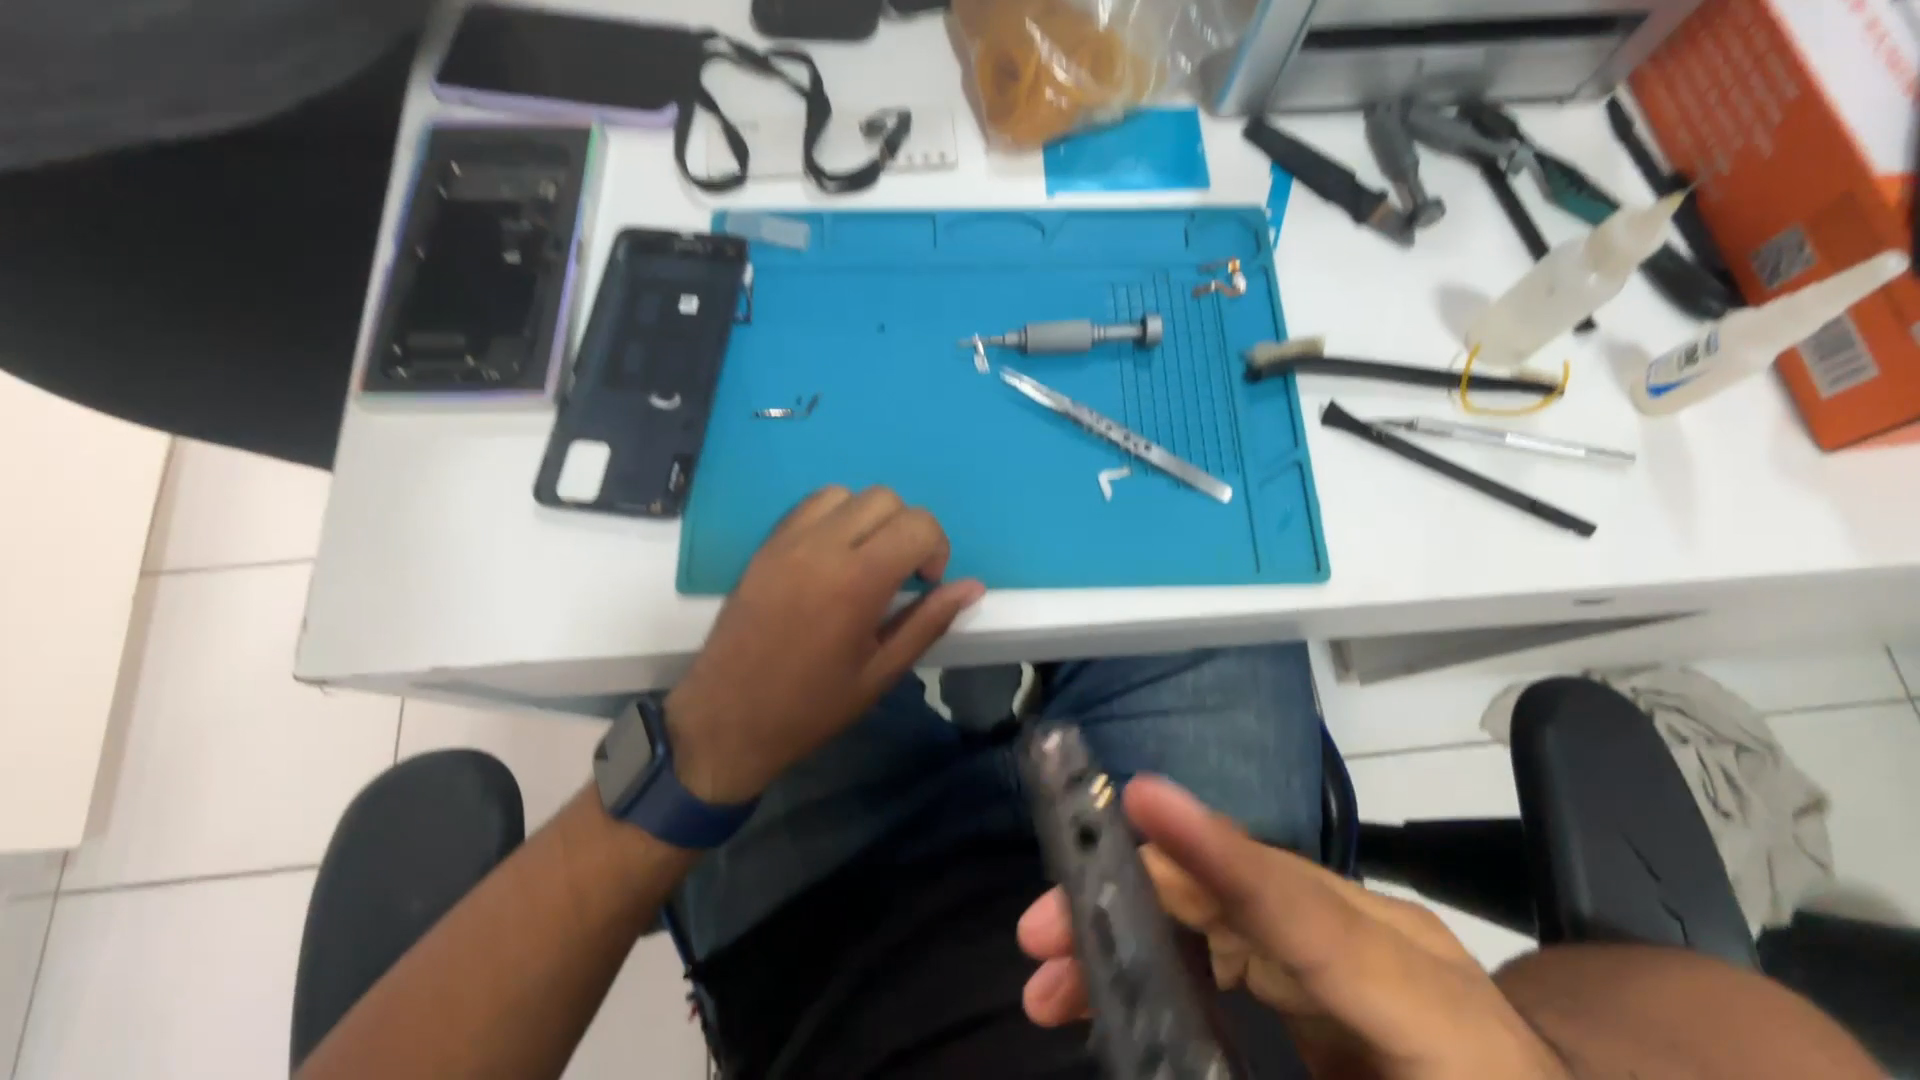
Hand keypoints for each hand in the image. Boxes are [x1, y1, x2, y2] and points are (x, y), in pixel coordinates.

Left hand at [665, 486, 984, 804]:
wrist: (727, 719)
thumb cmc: (811, 706)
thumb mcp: (881, 673)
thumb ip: (928, 622)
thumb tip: (972, 587)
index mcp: (857, 581)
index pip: (918, 524)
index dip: (936, 548)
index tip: (926, 583)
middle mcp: (822, 547)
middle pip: (885, 499)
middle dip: (907, 529)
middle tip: (902, 574)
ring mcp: (787, 541)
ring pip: (845, 494)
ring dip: (869, 518)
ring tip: (866, 561)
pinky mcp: (765, 546)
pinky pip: (809, 506)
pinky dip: (833, 517)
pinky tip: (833, 558)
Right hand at [1017, 776, 1570, 1079]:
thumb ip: (1299, 1076)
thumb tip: (1179, 1051)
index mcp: (1432, 1012)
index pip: (1307, 918)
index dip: (1219, 857)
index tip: (1142, 798)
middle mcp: (1384, 944)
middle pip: (1238, 889)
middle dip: (1133, 896)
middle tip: (1040, 936)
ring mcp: (1355, 938)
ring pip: (1221, 901)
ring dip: (1134, 924)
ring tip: (1054, 980)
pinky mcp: (1330, 950)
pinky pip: (1231, 929)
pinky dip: (1165, 947)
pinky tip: (1114, 983)